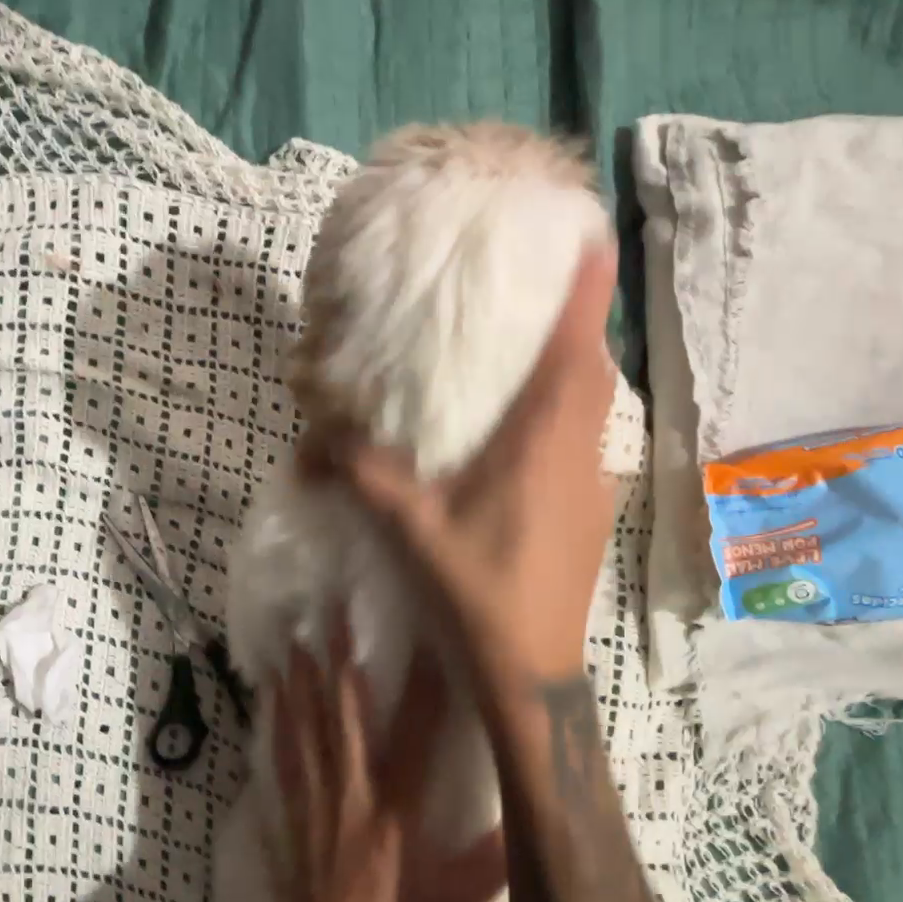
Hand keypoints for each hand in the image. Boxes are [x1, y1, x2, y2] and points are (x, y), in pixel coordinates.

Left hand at [260, 614, 509, 901]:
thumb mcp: (459, 901)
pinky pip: (282, 750)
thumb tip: (531, 812)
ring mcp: (314, 794)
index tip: (429, 638)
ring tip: (297, 634)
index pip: (415, 732)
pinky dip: (277, 715)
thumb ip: (495, 858)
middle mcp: (350, 789)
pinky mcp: (290, 804)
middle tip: (333, 611)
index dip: (424, 683)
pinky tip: (271, 689)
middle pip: (345, 711)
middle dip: (340, 658)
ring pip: (306, 722)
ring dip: (303, 677)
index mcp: (396, 809)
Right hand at [307, 246, 619, 686]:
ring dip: (571, 370)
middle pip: (592, 368)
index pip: (577, 346)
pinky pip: (582, 441)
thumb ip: (362, 476)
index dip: (590, 287)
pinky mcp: (591, 511)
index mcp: (542, 441)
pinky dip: (562, 416)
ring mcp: (593, 484)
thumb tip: (310, 444)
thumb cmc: (477, 590)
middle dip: (577, 321)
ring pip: (592, 407)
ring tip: (528, 354)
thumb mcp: (410, 529)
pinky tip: (520, 439)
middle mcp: (579, 451)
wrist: (531, 667)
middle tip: (542, 291)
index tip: (591, 234)